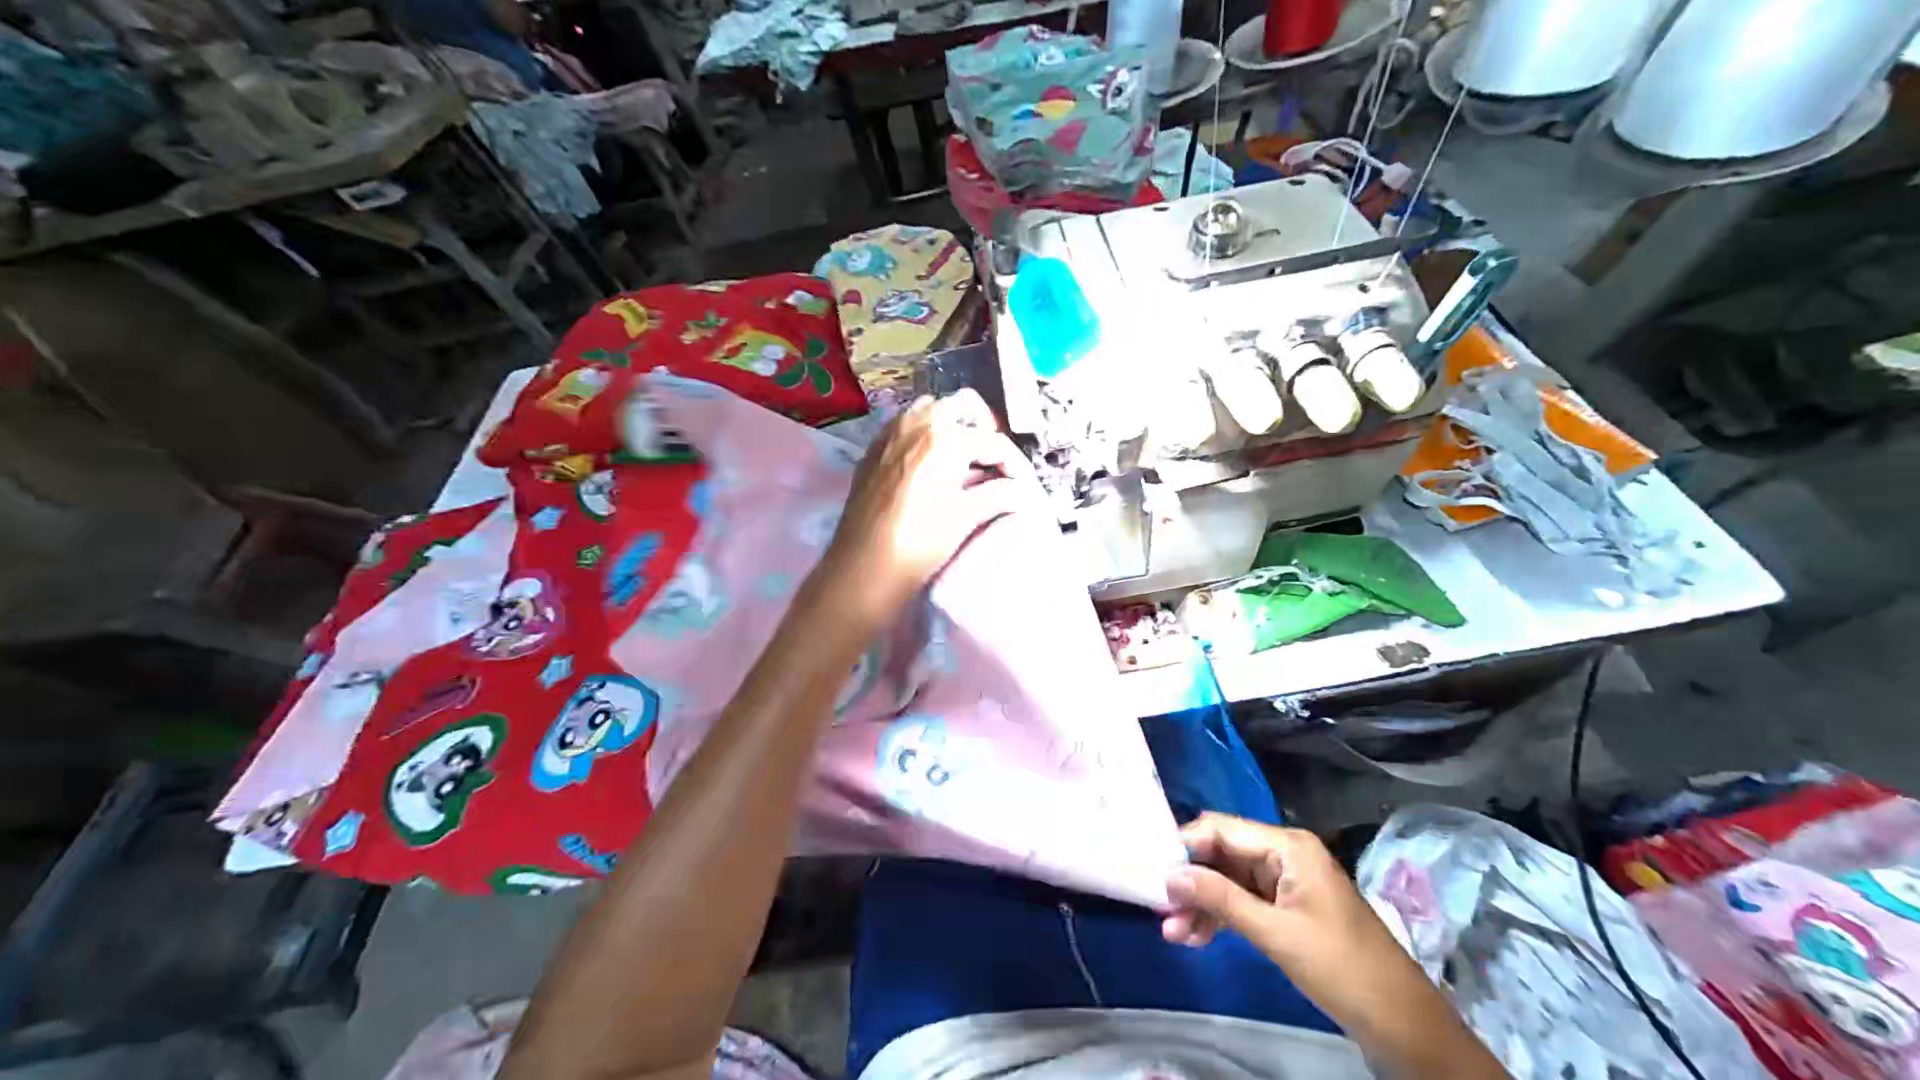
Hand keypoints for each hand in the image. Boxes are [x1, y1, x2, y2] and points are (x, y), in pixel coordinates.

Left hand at [818, 389, 1030, 626]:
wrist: (864, 566)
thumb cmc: (919, 542)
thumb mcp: (966, 517)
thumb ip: (998, 495)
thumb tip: (1020, 490)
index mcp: (944, 436)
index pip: (993, 441)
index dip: (1014, 462)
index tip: (1023, 484)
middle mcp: (916, 423)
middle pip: (964, 406)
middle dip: (985, 428)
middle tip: (994, 460)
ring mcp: (890, 433)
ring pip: (931, 409)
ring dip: (953, 425)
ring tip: (964, 459)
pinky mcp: (874, 450)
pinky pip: (906, 426)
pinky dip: (925, 435)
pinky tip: (932, 466)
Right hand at [1162, 814, 1391, 970]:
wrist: (1404, 1025)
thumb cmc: (1342, 968)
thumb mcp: (1276, 933)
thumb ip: (1220, 898)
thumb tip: (1169, 875)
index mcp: (1287, 846)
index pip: (1221, 830)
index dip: (1185, 846)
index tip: (1152, 869)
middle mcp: (1283, 854)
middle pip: (1222, 854)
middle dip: (1190, 880)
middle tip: (1159, 907)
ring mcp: (1285, 882)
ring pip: (1228, 880)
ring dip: (1200, 903)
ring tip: (1171, 931)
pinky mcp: (1286, 909)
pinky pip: (1242, 902)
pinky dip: (1219, 917)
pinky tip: (1194, 936)